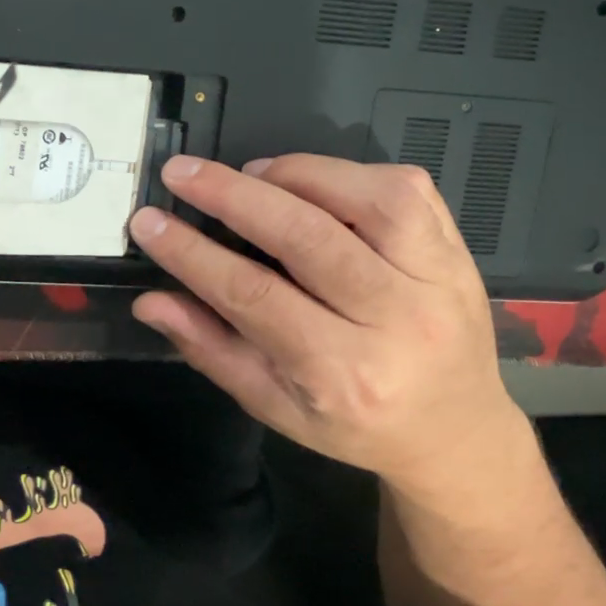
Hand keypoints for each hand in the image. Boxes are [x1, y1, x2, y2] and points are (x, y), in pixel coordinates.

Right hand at [129, 154, 529, 492]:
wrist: (456, 433)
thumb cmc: (353, 424)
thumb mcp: (270, 403)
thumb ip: (209, 348)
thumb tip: (150, 302)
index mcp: (341, 372)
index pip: (253, 295)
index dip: (192, 253)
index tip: (148, 222)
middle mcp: (397, 322)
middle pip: (307, 237)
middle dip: (232, 195)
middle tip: (181, 172)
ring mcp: (437, 281)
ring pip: (369, 199)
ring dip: (297, 174)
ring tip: (250, 174)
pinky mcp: (457, 253)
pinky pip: (408, 189)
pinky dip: (349, 171)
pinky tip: (309, 182)